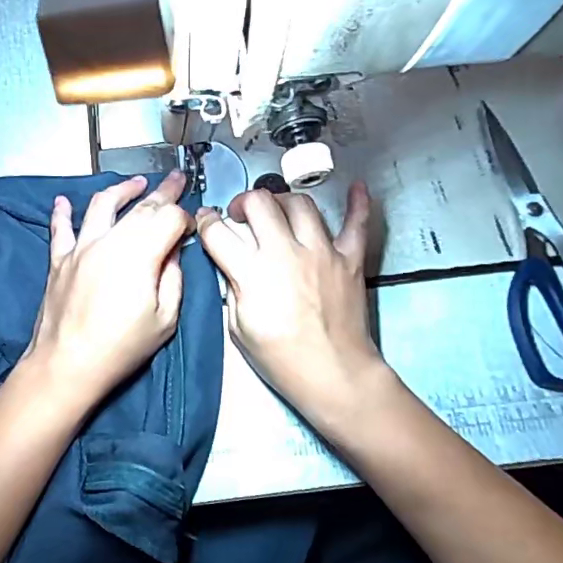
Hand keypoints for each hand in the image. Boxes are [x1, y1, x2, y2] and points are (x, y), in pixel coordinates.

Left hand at [24, 172, 191, 408]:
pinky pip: (61, 229)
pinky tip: (63, 201)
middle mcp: (110, 241)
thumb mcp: (164, 319)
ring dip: (121, 190)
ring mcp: (81, 248)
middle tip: (176, 180)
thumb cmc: (120, 348)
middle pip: (141, 207)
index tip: (191, 226)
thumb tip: (172, 254)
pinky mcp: (60, 260)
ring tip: (135, 183)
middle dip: (163, 191)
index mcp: (140, 254)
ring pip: (102, 205)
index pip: (169, 218)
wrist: (67, 364)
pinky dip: (62, 212)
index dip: (184, 218)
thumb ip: (173, 280)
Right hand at [196, 181, 390, 424]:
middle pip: (259, 203)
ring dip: (283, 202)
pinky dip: (357, 204)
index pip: (218, 232)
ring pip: (300, 203)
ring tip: (277, 212)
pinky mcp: (349, 258)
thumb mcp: (239, 329)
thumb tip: (231, 268)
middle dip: (243, 202)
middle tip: (241, 214)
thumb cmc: (282, 360)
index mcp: (252, 272)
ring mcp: (321, 251)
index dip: (206, 222)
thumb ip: (233, 290)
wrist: (333, 374)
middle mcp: (285, 252)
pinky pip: (356, 223)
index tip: (206, 220)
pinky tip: (356, 188)